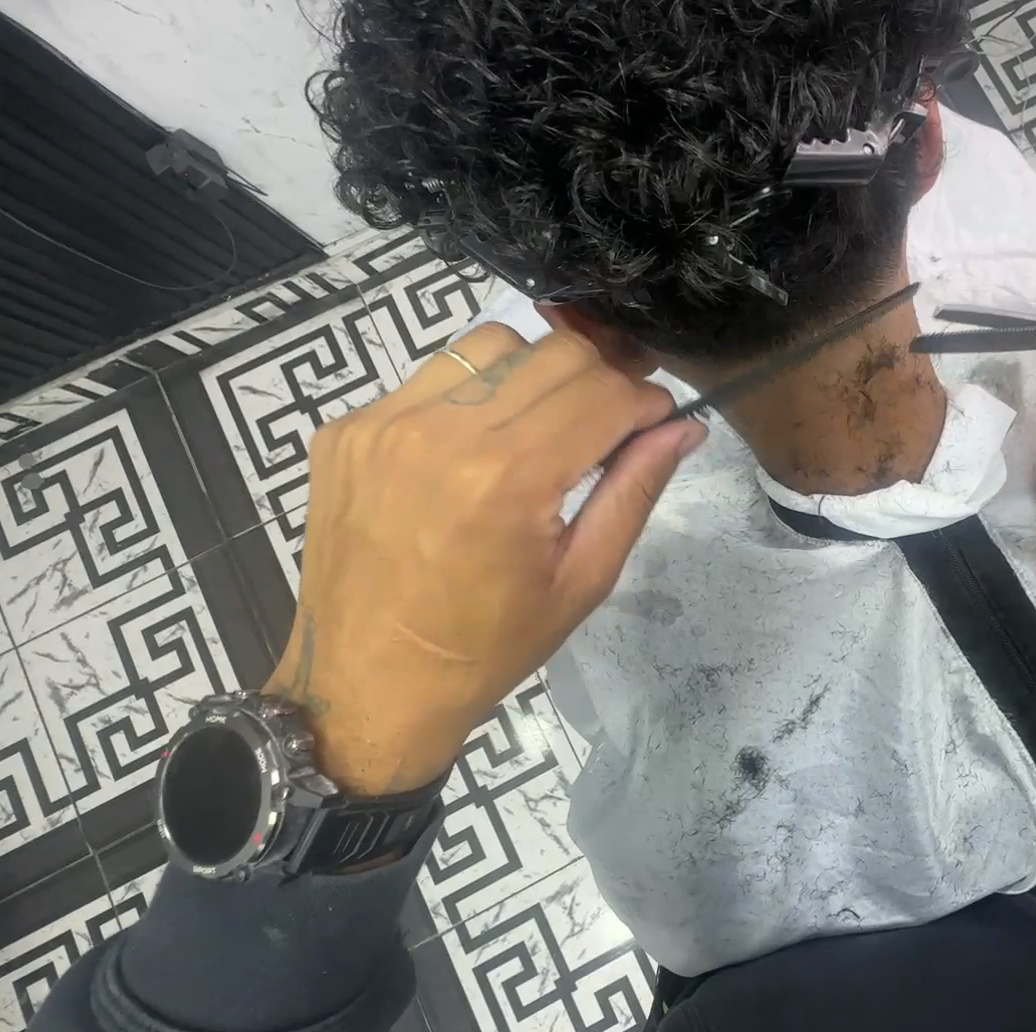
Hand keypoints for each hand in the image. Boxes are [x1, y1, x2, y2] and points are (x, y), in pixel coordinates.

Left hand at [264, 322, 706, 794]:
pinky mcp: (349, 428)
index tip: (658, 424)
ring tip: (546, 427)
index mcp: (509, 479)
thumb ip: (636, 490)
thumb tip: (686, 428)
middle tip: (612, 426)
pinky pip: (437, 374)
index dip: (647, 402)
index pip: (604, 393)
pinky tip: (483, 445)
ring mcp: (384, 422)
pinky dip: (480, 393)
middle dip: (603, 380)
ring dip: (540, 373)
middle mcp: (443, 432)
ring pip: (494, 344)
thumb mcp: (585, 577)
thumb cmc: (493, 645)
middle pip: (556, 352)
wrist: (371, 683)